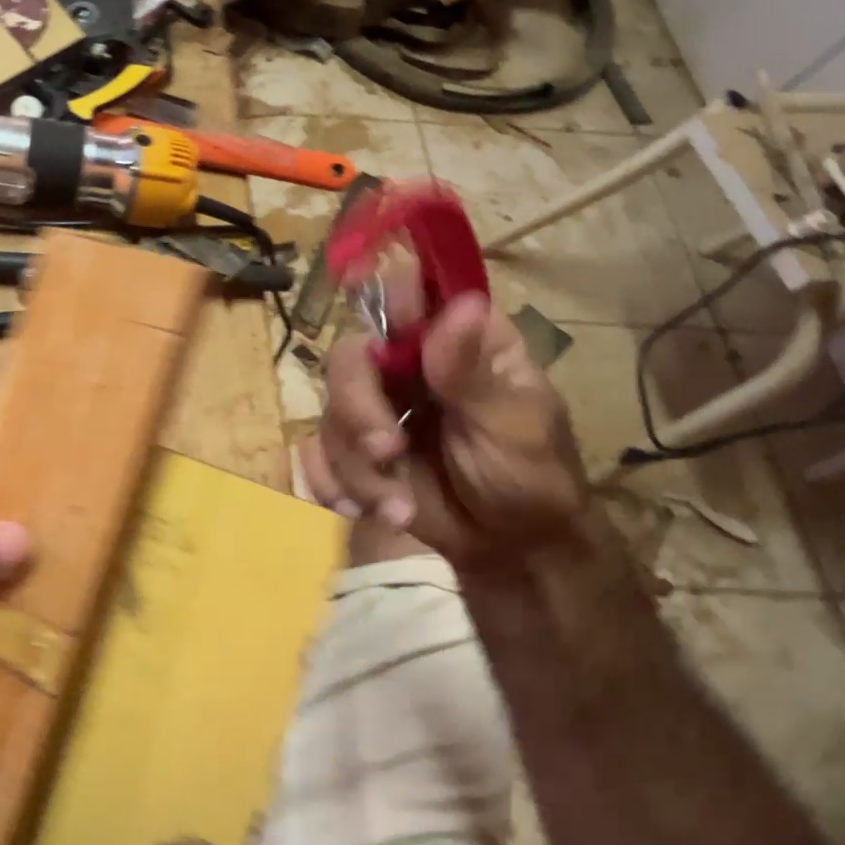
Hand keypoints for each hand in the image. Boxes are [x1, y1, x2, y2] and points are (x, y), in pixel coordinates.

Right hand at [301, 292, 588, 569]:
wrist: (509, 551)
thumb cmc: (531, 478)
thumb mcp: (515, 424)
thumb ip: (473, 373)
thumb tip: (461, 305)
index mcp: (455, 342)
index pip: (411, 294)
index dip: (388, 301)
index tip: (386, 342)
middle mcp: (405, 365)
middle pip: (349, 358)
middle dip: (357, 408)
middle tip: (384, 450)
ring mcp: (375, 408)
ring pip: (328, 413)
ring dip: (355, 466)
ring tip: (396, 508)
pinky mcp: (352, 450)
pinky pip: (313, 454)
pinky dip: (330, 484)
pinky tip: (359, 510)